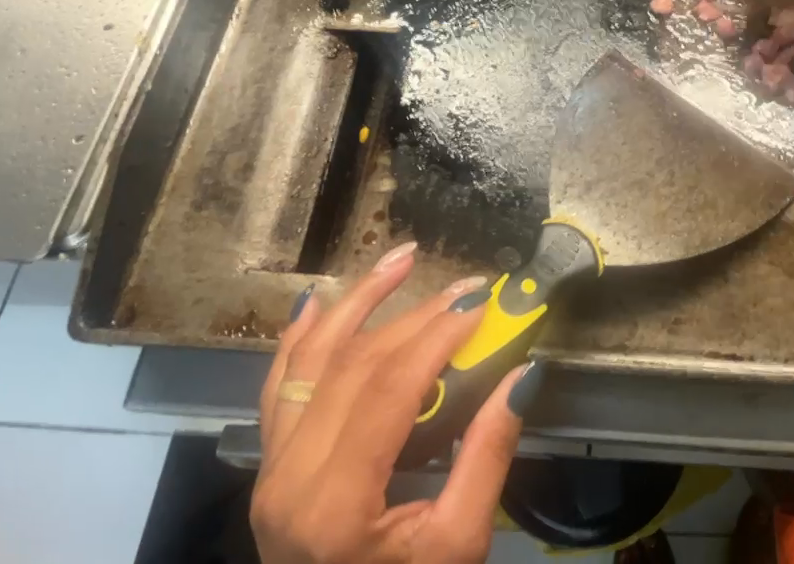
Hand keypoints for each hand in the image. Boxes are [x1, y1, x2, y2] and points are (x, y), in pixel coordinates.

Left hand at [252, 243, 539, 563]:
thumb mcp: (460, 543)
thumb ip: (487, 455)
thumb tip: (523, 374)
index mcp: (336, 503)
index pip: (389, 389)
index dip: (438, 337)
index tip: (483, 305)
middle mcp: (289, 477)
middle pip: (354, 365)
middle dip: (416, 316)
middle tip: (467, 287)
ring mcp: (271, 469)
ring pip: (312, 361)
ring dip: (357, 302)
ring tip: (402, 259)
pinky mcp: (270, 466)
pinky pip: (279, 387)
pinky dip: (299, 338)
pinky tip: (318, 301)